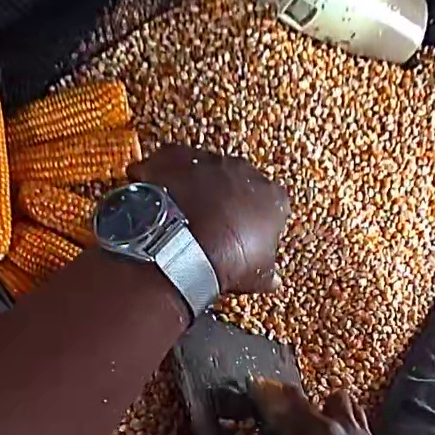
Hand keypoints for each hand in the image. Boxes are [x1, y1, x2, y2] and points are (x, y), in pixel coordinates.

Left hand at [130, 145, 289, 293]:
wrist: (183, 248)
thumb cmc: (227, 260)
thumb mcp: (256, 277)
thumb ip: (268, 272)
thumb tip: (273, 280)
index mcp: (272, 197)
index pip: (274, 207)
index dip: (260, 224)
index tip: (250, 239)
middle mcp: (244, 169)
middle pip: (239, 183)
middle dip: (229, 202)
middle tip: (215, 229)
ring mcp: (208, 159)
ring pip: (205, 171)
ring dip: (198, 189)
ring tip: (185, 218)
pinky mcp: (175, 155)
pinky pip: (171, 163)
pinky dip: (166, 178)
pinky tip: (160, 199)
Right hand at [250, 379, 386, 434]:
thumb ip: (286, 434)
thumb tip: (278, 415)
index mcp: (319, 427)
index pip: (298, 400)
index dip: (286, 392)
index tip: (279, 388)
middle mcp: (345, 425)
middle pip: (338, 396)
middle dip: (327, 402)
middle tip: (318, 415)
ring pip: (356, 410)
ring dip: (344, 414)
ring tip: (335, 428)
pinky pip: (365, 430)